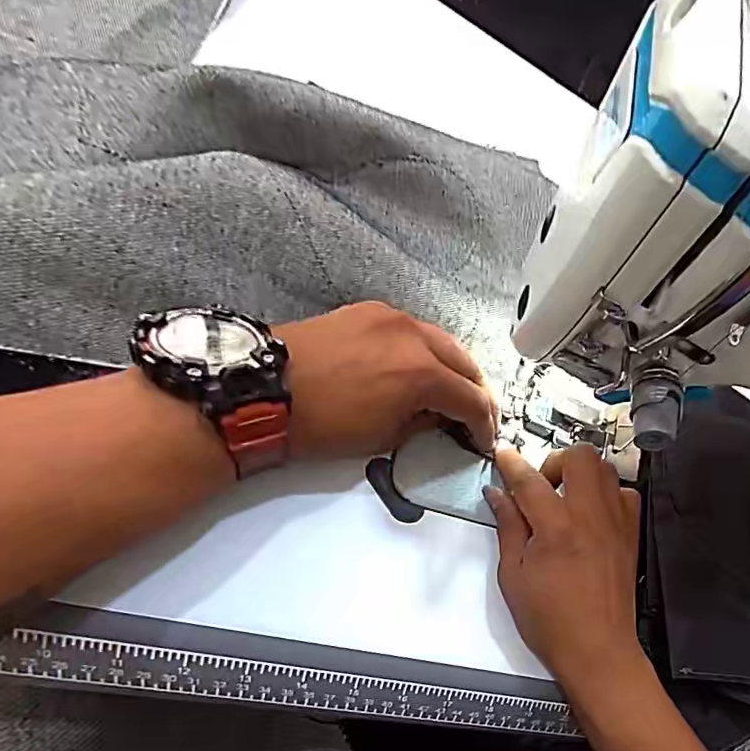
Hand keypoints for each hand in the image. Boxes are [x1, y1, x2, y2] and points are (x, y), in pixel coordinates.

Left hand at [273, 302, 496, 460]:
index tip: (482, 439)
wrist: (266, 389)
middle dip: (477, 393)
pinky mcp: (369, 312)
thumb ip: (422, 424)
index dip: (484, 425)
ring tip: (452, 392)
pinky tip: (419, 368)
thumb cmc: (318, 421)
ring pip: (442, 341)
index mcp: (422, 373)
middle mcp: (413, 337)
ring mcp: (391, 318)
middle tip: (478, 416)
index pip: (471, 400)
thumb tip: (439, 420)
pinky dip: (425, 350)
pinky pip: (412, 330)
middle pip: (466, 364)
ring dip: (454, 369)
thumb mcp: (382, 437)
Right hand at [485, 445, 646, 681]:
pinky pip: (623, 493)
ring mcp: (616, 524)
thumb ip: (507, 528)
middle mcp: (592, 519)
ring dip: (580, 473)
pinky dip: (605, 492)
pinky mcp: (630, 534)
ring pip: (605, 469)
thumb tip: (498, 497)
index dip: (512, 463)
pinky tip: (588, 513)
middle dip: (553, 461)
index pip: (530, 480)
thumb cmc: (552, 622)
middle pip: (579, 457)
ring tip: (563, 498)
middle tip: (539, 485)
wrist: (597, 650)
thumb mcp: (513, 575)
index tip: (504, 455)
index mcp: (557, 530)